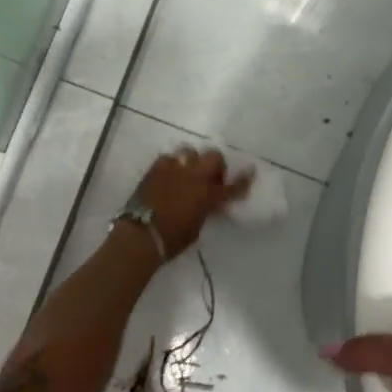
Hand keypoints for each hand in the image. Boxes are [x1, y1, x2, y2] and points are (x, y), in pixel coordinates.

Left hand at [127, 148, 251, 258]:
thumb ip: (205, 210)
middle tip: (211, 178)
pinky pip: (169, 157)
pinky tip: (169, 175)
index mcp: (208, 195)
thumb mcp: (196, 227)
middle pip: (214, 157)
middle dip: (216, 165)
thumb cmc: (171, 240)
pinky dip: (172, 164)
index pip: (232, 186)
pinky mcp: (155, 168)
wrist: (140, 235)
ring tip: (188, 172)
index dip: (243, 179)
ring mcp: (173, 169)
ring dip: (193, 160)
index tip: (250, 171)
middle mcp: (194, 176)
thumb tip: (208, 203)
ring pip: (190, 151)